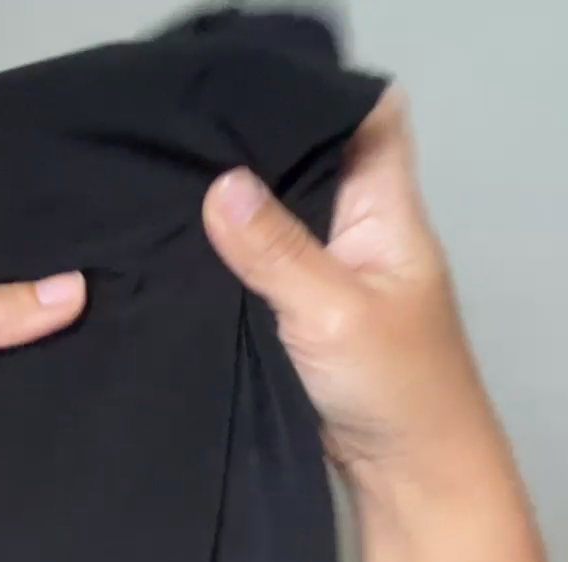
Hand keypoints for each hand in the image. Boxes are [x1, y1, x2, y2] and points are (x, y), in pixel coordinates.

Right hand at [201, 90, 502, 494]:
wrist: (400, 466)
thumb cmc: (391, 382)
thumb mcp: (331, 309)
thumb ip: (276, 251)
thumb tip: (220, 184)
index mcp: (385, 214)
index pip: (366, 124)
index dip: (317, 97)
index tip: (246, 89)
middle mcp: (356, 235)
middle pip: (311, 170)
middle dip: (258, 150)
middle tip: (183, 135)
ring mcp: (324, 279)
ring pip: (278, 223)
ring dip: (236, 208)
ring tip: (167, 185)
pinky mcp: (294, 317)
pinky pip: (258, 272)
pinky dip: (225, 259)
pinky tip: (179, 254)